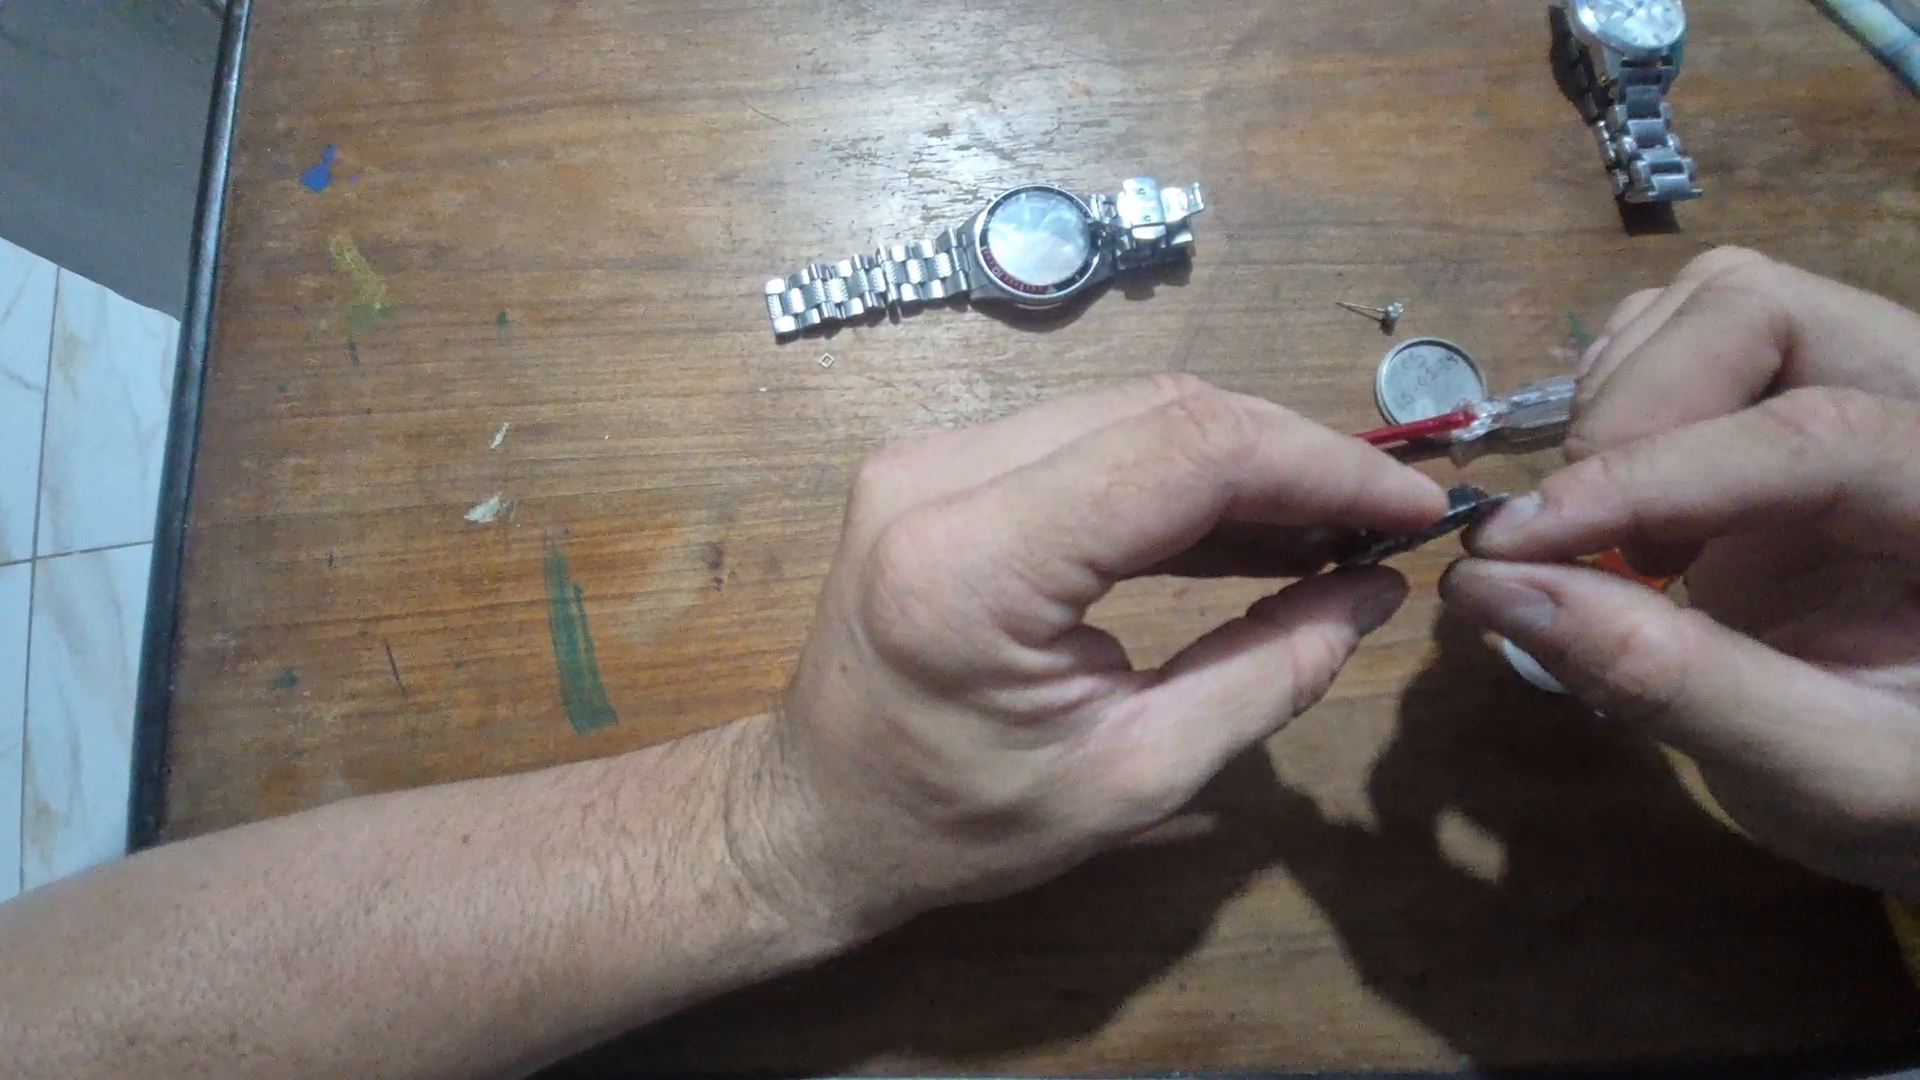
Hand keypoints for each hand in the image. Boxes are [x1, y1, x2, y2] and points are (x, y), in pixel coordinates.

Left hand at [738, 376, 1446, 940]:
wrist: (819, 808)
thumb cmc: (956, 822)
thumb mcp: (1131, 776)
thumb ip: (1265, 672)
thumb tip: (1370, 588)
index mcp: (973, 565)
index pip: (1181, 454)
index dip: (1317, 464)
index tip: (1407, 503)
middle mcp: (936, 477)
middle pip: (1155, 414)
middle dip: (1285, 457)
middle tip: (1372, 520)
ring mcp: (924, 459)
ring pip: (1122, 416)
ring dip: (1232, 463)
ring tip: (1321, 527)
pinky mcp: (931, 467)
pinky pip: (1078, 443)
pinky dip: (1165, 478)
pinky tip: (1236, 526)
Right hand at [1441, 248, 1919, 894]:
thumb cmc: (1917, 784)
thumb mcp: (1819, 772)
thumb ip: (1661, 676)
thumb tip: (1479, 586)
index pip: (1810, 436)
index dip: (1634, 483)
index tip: (1502, 548)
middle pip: (1753, 309)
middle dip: (1622, 414)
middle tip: (1582, 530)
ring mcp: (1864, 393)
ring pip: (1704, 307)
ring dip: (1608, 406)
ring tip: (1612, 522)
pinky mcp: (1790, 403)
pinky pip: (1676, 339)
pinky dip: (1610, 401)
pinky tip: (1622, 491)